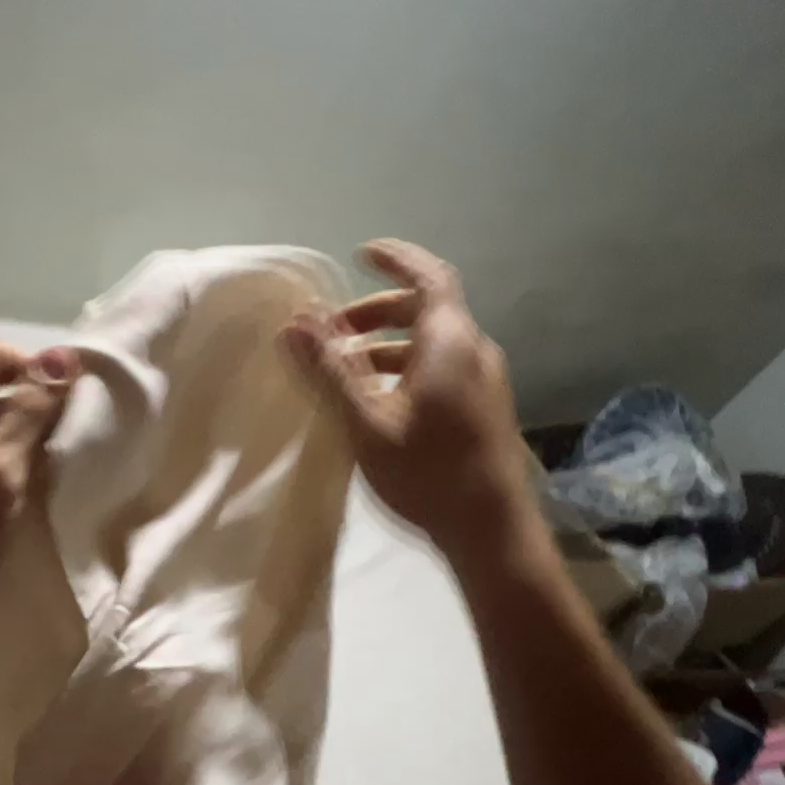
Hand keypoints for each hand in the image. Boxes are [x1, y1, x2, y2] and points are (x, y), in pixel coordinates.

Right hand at [280, 239, 535, 558]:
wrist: (490, 530)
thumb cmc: (427, 472)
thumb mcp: (366, 422)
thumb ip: (329, 371)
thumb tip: (293, 324)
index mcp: (450, 342)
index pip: (429, 277)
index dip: (395, 260)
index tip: (360, 254)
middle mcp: (474, 352)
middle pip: (426, 311)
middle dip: (376, 313)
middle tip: (333, 333)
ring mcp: (483, 382)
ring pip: (430, 344)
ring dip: (385, 346)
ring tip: (344, 373)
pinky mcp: (482, 409)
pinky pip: (439, 369)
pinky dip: (403, 369)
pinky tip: (376, 403)